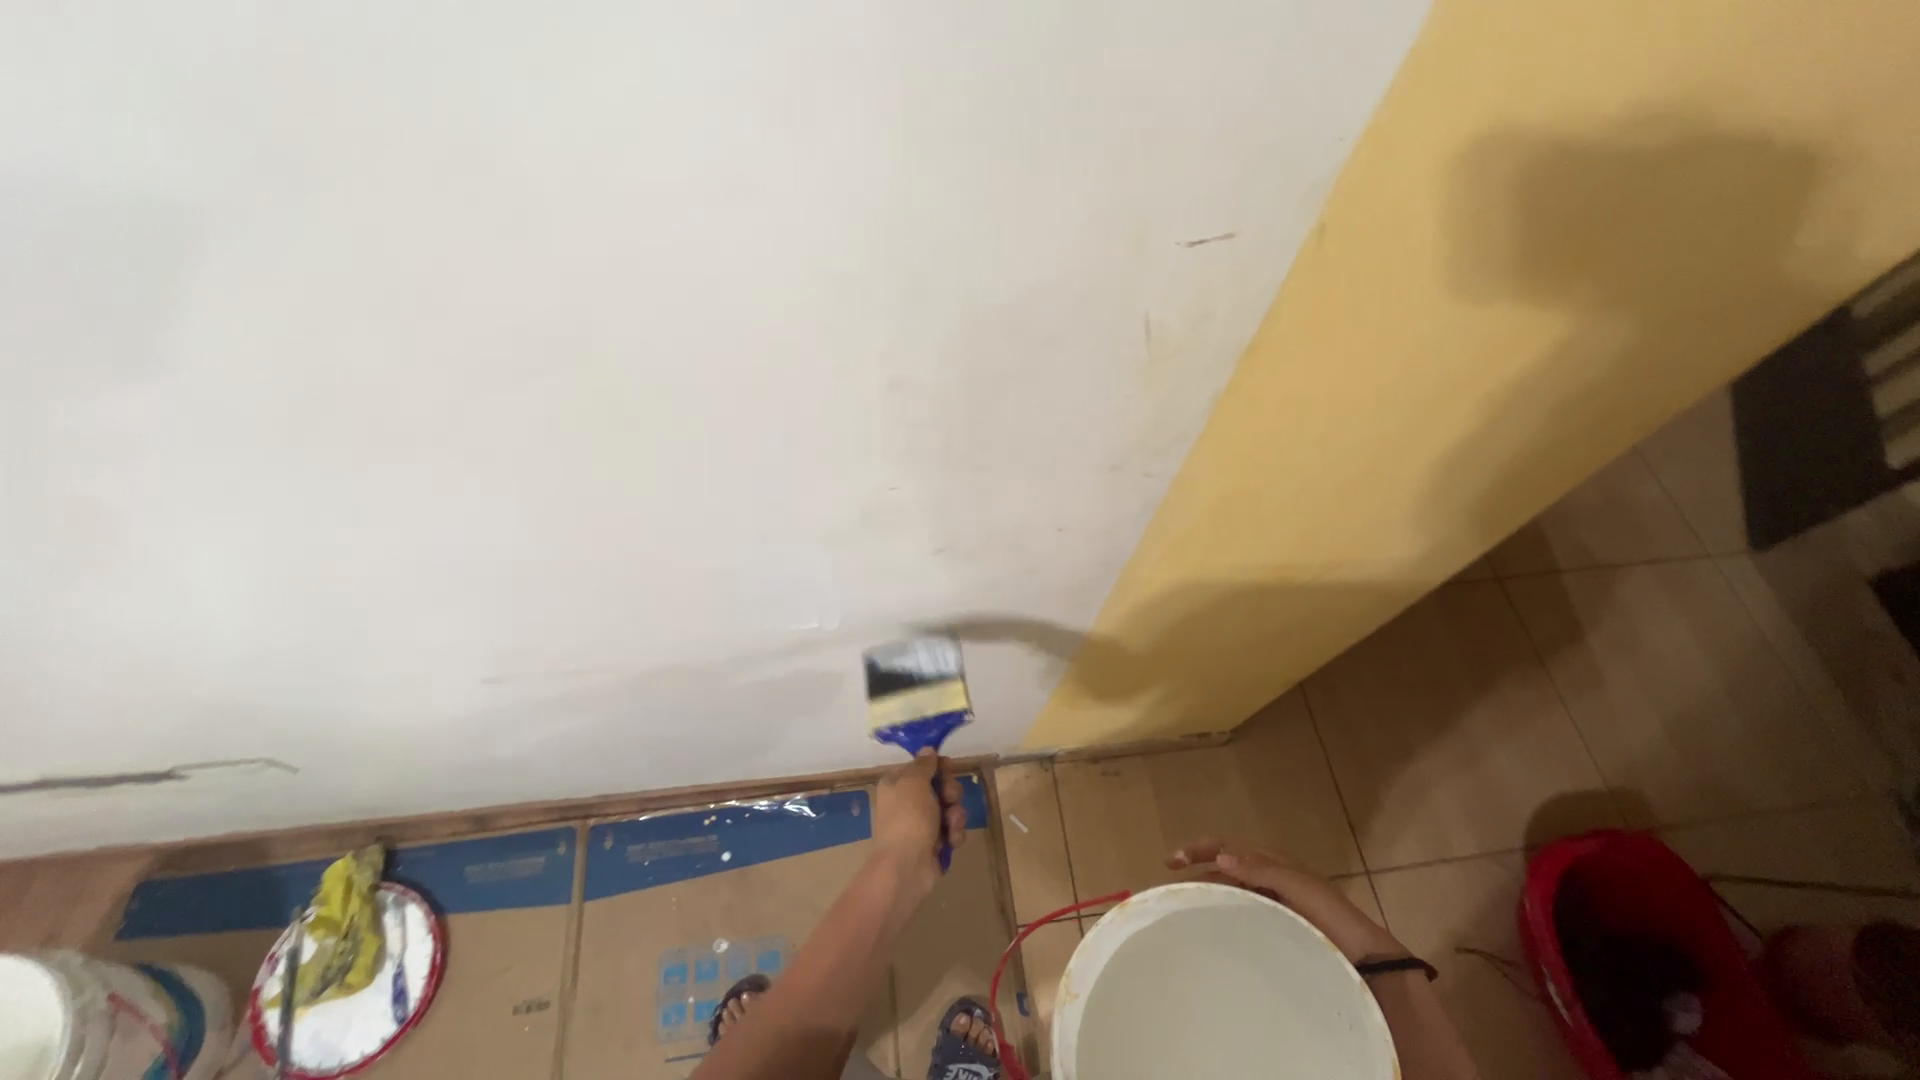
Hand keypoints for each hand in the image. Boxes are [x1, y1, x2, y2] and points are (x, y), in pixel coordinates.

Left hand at [873, 750, 965, 886]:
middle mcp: (908, 802)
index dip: (938, 767)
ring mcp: (922, 824)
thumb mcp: (914, 782)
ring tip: (950, 825)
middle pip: (940, 786)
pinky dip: (954, 834)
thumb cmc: (908, 818)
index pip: (922, 767)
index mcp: (897, 784)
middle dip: (950, 792)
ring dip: (955, 815)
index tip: (948, 767)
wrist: (906, 867)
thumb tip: (927, 749)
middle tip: (949, 799)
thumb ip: (924, 764)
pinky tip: (951, 841)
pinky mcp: (935, 843)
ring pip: (950, 808)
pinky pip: (952, 830)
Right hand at [1167, 839, 1403, 961]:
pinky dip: (1221, 916)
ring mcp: (1272, 906)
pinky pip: (1240, 916)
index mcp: (1273, 863)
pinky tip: (1210, 931)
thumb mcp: (1301, 887)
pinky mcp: (1274, 930)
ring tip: (1183, 911)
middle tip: (1169, 891)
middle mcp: (1269, 880)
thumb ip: (1263, 870)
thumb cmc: (1334, 919)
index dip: (1198, 850)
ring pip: (1230, 893)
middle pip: (1224, 869)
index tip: (1170, 862)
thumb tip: (1221, 857)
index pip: (1227, 848)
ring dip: (1206, 895)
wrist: (1366, 963)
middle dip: (1196, 873)